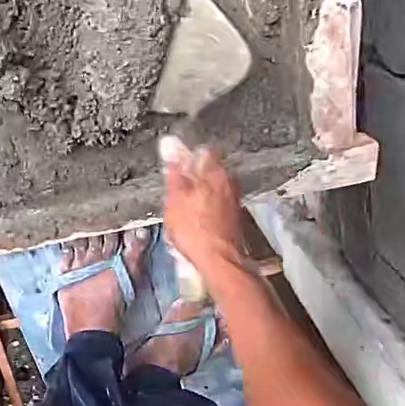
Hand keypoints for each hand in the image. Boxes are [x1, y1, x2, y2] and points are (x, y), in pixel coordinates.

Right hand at [159, 136, 250, 277]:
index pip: (203, 151)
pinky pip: (218, 204)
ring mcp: (234, 200)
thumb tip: (169, 144)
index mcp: (215, 172)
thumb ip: (174, 171)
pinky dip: (206, 207)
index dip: (187, 156)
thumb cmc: (195, 230)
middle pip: (210, 169)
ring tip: (183, 209)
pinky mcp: (234, 216)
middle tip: (176, 189)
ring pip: (214, 187)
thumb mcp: (175, 198)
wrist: (219, 261)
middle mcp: (229, 182)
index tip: (175, 166)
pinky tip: (196, 220)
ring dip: (199, 193)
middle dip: (193, 176)